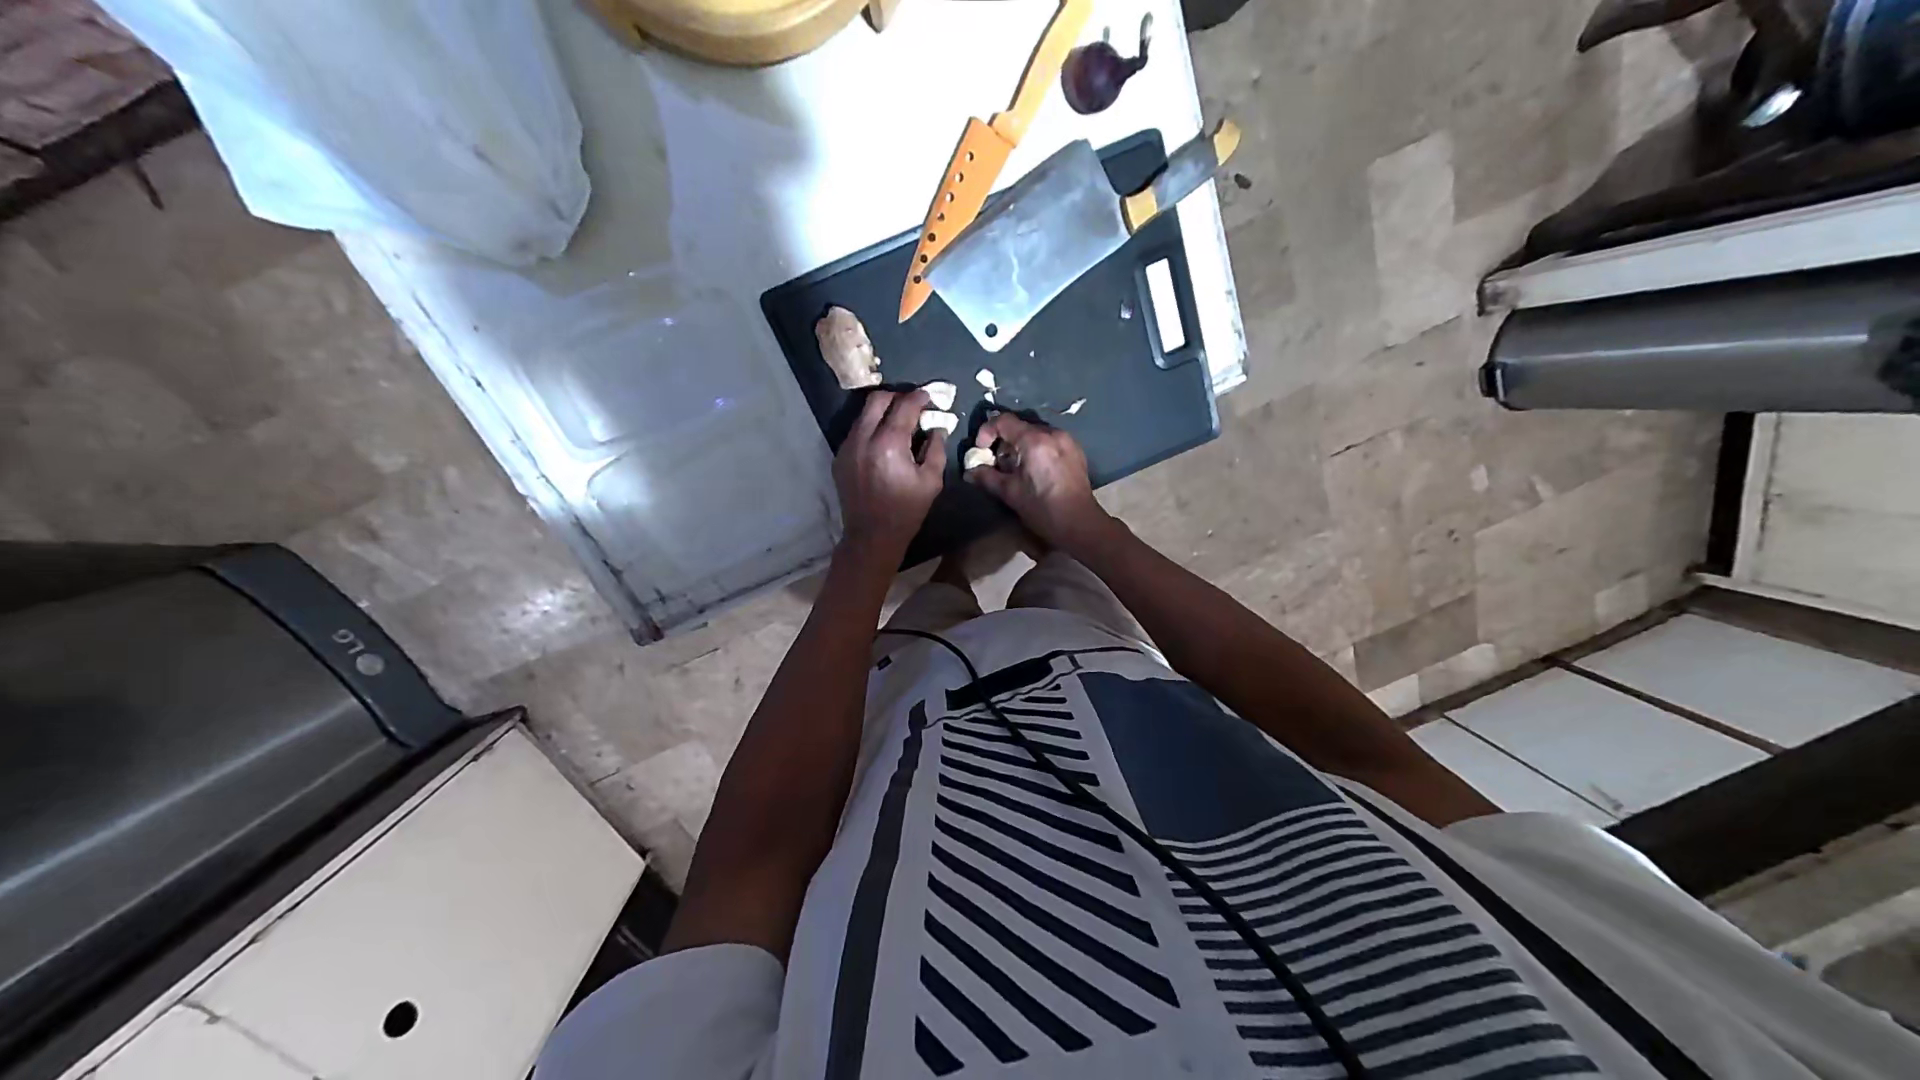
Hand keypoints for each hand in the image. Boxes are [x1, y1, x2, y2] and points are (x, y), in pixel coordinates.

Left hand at [834, 389, 947, 558]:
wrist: (871, 536)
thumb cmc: (906, 511)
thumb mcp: (931, 481)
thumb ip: (936, 448)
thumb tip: (936, 428)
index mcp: (889, 444)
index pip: (904, 406)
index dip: (919, 397)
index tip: (928, 397)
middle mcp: (863, 439)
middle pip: (877, 400)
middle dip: (897, 396)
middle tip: (911, 404)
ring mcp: (848, 447)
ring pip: (863, 415)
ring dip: (882, 412)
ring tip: (897, 422)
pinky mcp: (840, 458)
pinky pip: (856, 432)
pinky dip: (871, 429)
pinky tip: (883, 442)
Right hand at [965, 412, 1115, 552]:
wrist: (1080, 524)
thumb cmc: (1043, 509)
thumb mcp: (1010, 493)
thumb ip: (987, 477)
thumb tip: (970, 472)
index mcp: (1034, 441)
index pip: (1003, 421)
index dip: (986, 432)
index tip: (981, 450)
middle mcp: (1052, 433)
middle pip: (1020, 426)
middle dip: (1003, 441)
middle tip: (997, 464)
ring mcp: (1067, 440)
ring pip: (1035, 433)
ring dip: (1020, 445)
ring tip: (1016, 469)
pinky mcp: (1075, 450)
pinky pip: (1049, 441)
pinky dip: (1036, 449)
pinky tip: (1035, 471)